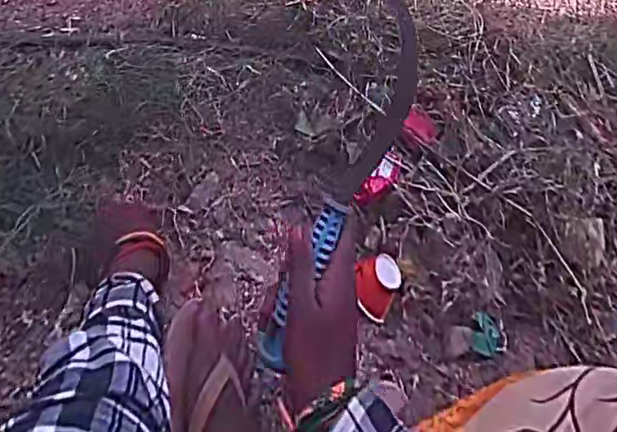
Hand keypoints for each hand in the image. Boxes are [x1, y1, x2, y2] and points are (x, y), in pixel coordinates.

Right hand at [281, 216, 362, 411]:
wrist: (321, 402)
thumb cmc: (314, 357)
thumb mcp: (301, 305)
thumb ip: (301, 264)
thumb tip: (301, 228)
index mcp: (340, 277)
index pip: (341, 233)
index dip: (326, 218)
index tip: (307, 213)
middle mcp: (337, 286)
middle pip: (314, 255)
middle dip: (292, 264)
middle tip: (282, 283)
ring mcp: (328, 303)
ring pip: (302, 278)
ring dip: (284, 290)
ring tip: (275, 313)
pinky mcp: (318, 319)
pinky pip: (300, 300)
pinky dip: (285, 307)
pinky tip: (275, 325)